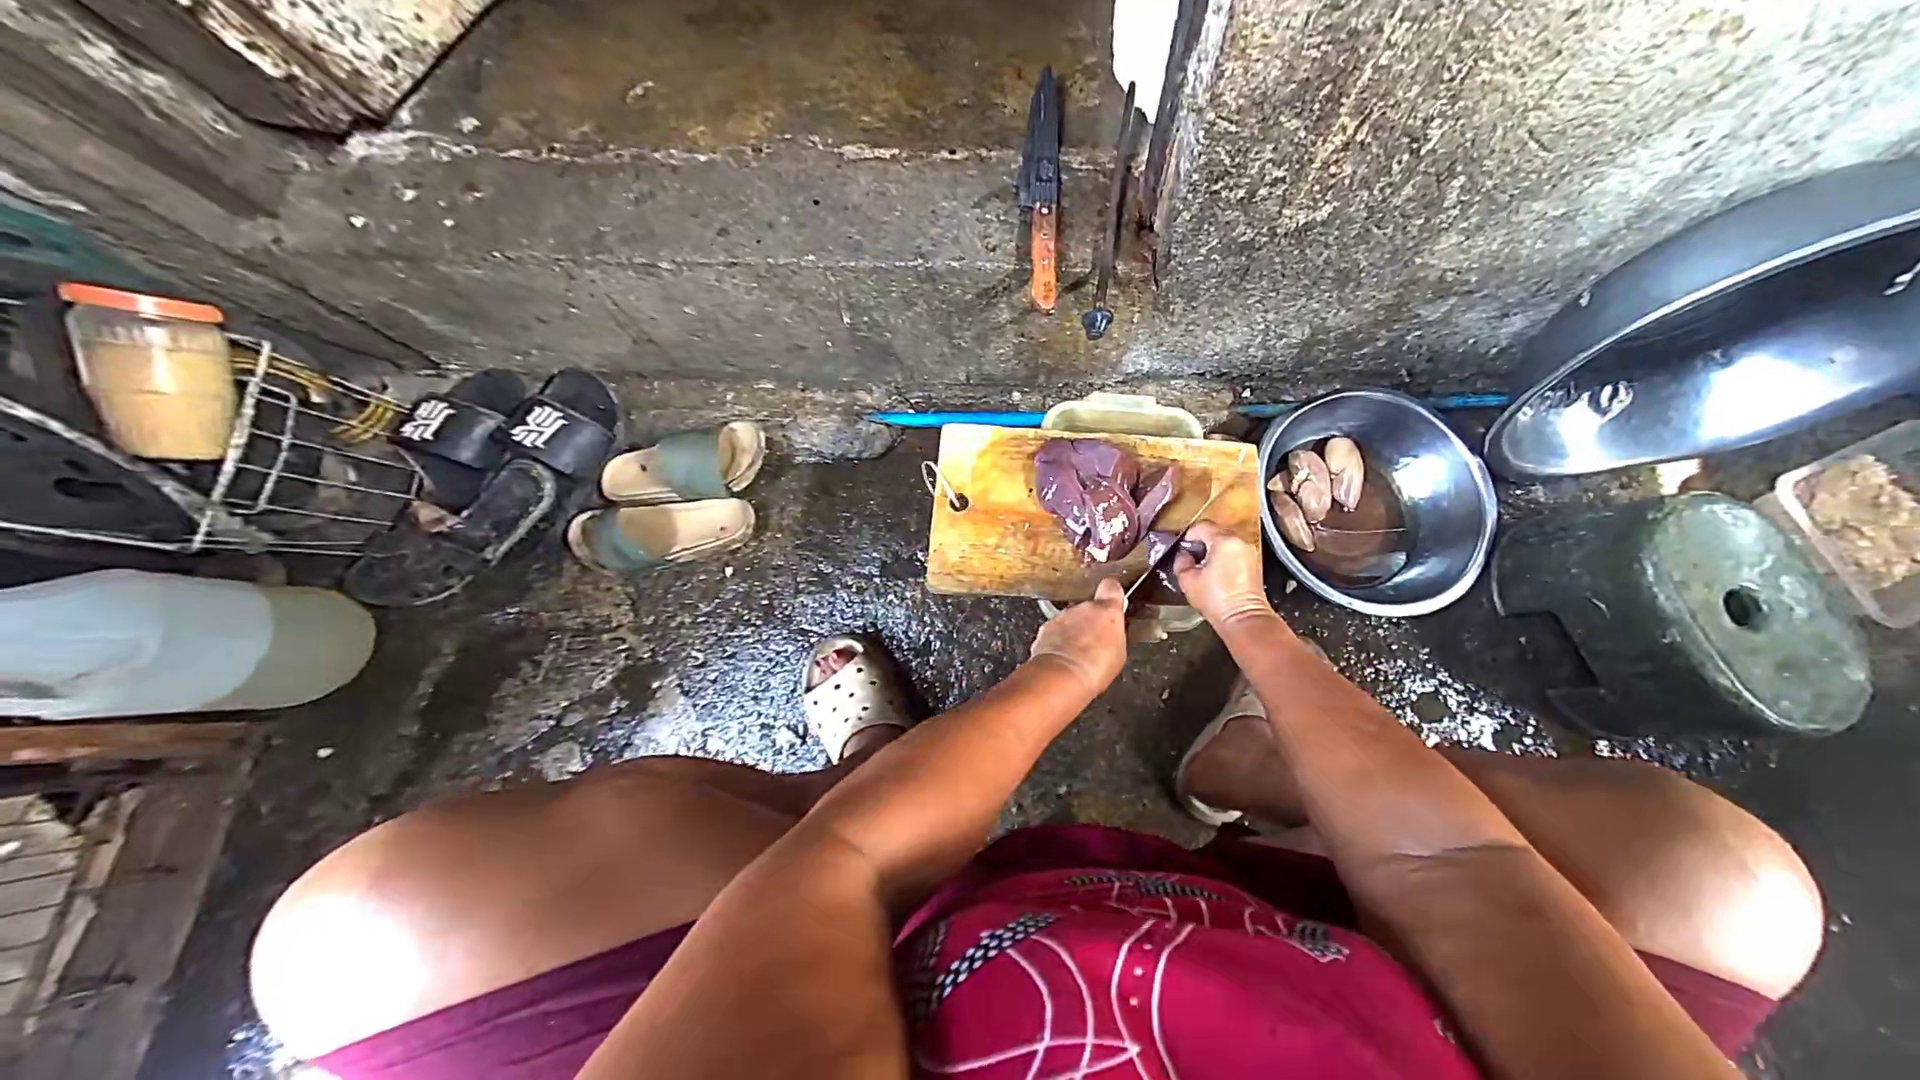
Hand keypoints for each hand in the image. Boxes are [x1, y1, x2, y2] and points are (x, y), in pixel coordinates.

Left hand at [1029, 577, 1127, 692]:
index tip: (1113, 599)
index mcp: (1106, 610)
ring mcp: (1062, 617)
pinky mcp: (1046, 628)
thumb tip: (1113, 630)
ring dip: (1073, 632)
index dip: (1112, 592)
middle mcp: (1082, 608)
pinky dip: (1058, 641)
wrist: (1062, 675)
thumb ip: (1115, 633)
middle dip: (1090, 621)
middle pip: (1089, 607)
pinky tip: (1064, 657)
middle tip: (1095, 641)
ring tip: (1079, 653)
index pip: (1111, 587)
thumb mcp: (1119, 652)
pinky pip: (1055, 632)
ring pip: (1070, 620)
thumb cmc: (1094, 666)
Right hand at [1173, 521, 1272, 626]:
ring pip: (1226, 542)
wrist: (1242, 618)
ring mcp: (1250, 552)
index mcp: (1224, 541)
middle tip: (1191, 560)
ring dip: (1213, 551)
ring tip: (1204, 569)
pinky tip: (1217, 575)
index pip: (1201, 526)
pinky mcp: (1254, 564)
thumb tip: (1184, 555)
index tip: (1183, 550)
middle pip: (1215, 532)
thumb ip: (1181, 561)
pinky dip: (1224, 558)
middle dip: (1201, 544)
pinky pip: (1235, 552)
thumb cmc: (1215, 599)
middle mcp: (1240, 542)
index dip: (1188, 536)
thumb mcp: (1187, 579)